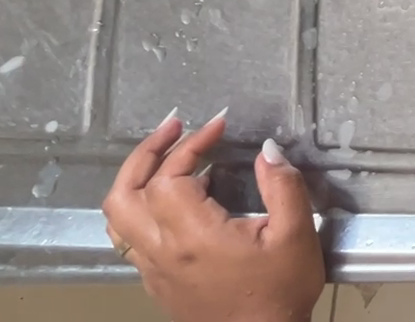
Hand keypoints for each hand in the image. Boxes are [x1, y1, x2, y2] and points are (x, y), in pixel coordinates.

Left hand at [102, 112, 324, 321]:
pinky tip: (178, 191)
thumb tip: (268, 148)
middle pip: (124, 196)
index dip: (190, 144)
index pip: (168, 179)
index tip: (220, 125)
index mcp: (193, 238)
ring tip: (169, 150)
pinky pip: (130, 234)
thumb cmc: (281, 288)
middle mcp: (161, 253)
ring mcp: (153, 268)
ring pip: (118, 218)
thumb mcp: (296, 231)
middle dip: (145, 153)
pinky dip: (143, 201)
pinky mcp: (157, 278)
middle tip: (175, 125)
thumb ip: (283, 185)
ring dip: (137, 177)